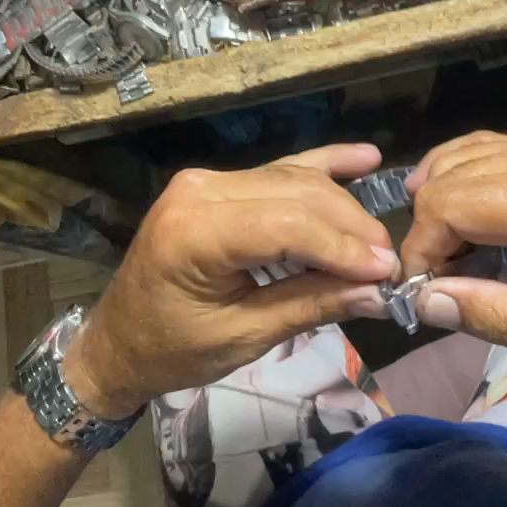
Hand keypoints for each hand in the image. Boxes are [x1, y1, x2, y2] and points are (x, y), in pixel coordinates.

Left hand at [68, 144, 397, 416]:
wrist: (117, 341)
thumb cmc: (170, 349)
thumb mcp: (240, 337)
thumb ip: (309, 305)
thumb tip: (377, 291)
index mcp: (194, 231)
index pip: (288, 223)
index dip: (343, 246)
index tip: (387, 272)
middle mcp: (200, 189)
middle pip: (297, 194)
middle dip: (349, 227)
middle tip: (388, 265)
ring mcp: (207, 180)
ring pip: (294, 180)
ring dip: (342, 207)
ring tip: (379, 241)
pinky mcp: (217, 183)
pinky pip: (277, 171)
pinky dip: (321, 166)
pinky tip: (362, 157)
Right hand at [400, 131, 506, 383]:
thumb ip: (501, 319)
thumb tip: (427, 301)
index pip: (446, 205)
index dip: (420, 254)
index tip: (425, 300)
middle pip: (446, 180)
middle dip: (427, 236)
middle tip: (441, 289)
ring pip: (459, 160)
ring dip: (442, 210)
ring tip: (457, 263)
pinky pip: (487, 153)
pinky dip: (462, 185)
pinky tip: (467, 224)